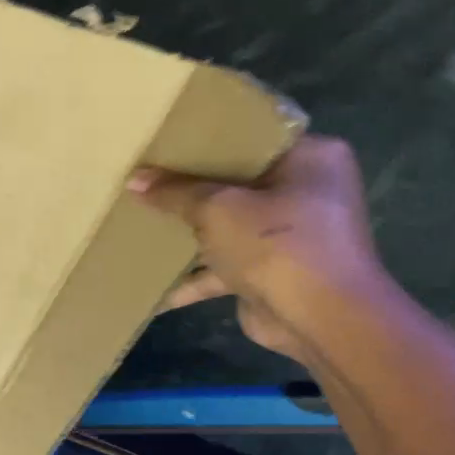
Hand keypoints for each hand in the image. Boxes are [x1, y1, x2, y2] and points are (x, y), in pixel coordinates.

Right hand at [127, 135, 386, 362]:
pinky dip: (192, 277)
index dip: (208, 140)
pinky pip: (223, 265)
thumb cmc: (277, 244)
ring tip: (141, 227)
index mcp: (310, 159)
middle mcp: (306, 190)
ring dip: (189, 233)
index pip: (254, 137)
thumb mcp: (217, 209)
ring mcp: (291, 232)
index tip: (166, 143)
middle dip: (190, 189)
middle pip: (236, 182)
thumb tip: (136, 179)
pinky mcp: (272, 268)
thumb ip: (175, 192)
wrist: (318, 316)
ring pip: (227, 224)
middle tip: (145, 181)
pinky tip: (153, 286)